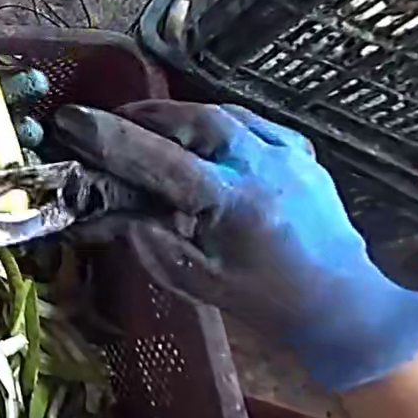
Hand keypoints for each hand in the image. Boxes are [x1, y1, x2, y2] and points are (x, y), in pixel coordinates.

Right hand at [51, 101, 417, 391]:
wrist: (346, 305)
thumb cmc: (264, 299)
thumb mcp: (196, 280)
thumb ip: (151, 242)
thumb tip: (114, 211)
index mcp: (233, 201)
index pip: (159, 157)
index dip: (110, 136)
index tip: (72, 120)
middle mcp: (262, 168)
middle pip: (195, 119)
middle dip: (145, 114)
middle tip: (110, 117)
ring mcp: (288, 156)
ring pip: (223, 112)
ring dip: (178, 112)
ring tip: (146, 119)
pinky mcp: (302, 154)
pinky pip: (251, 121)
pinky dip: (215, 118)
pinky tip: (198, 127)